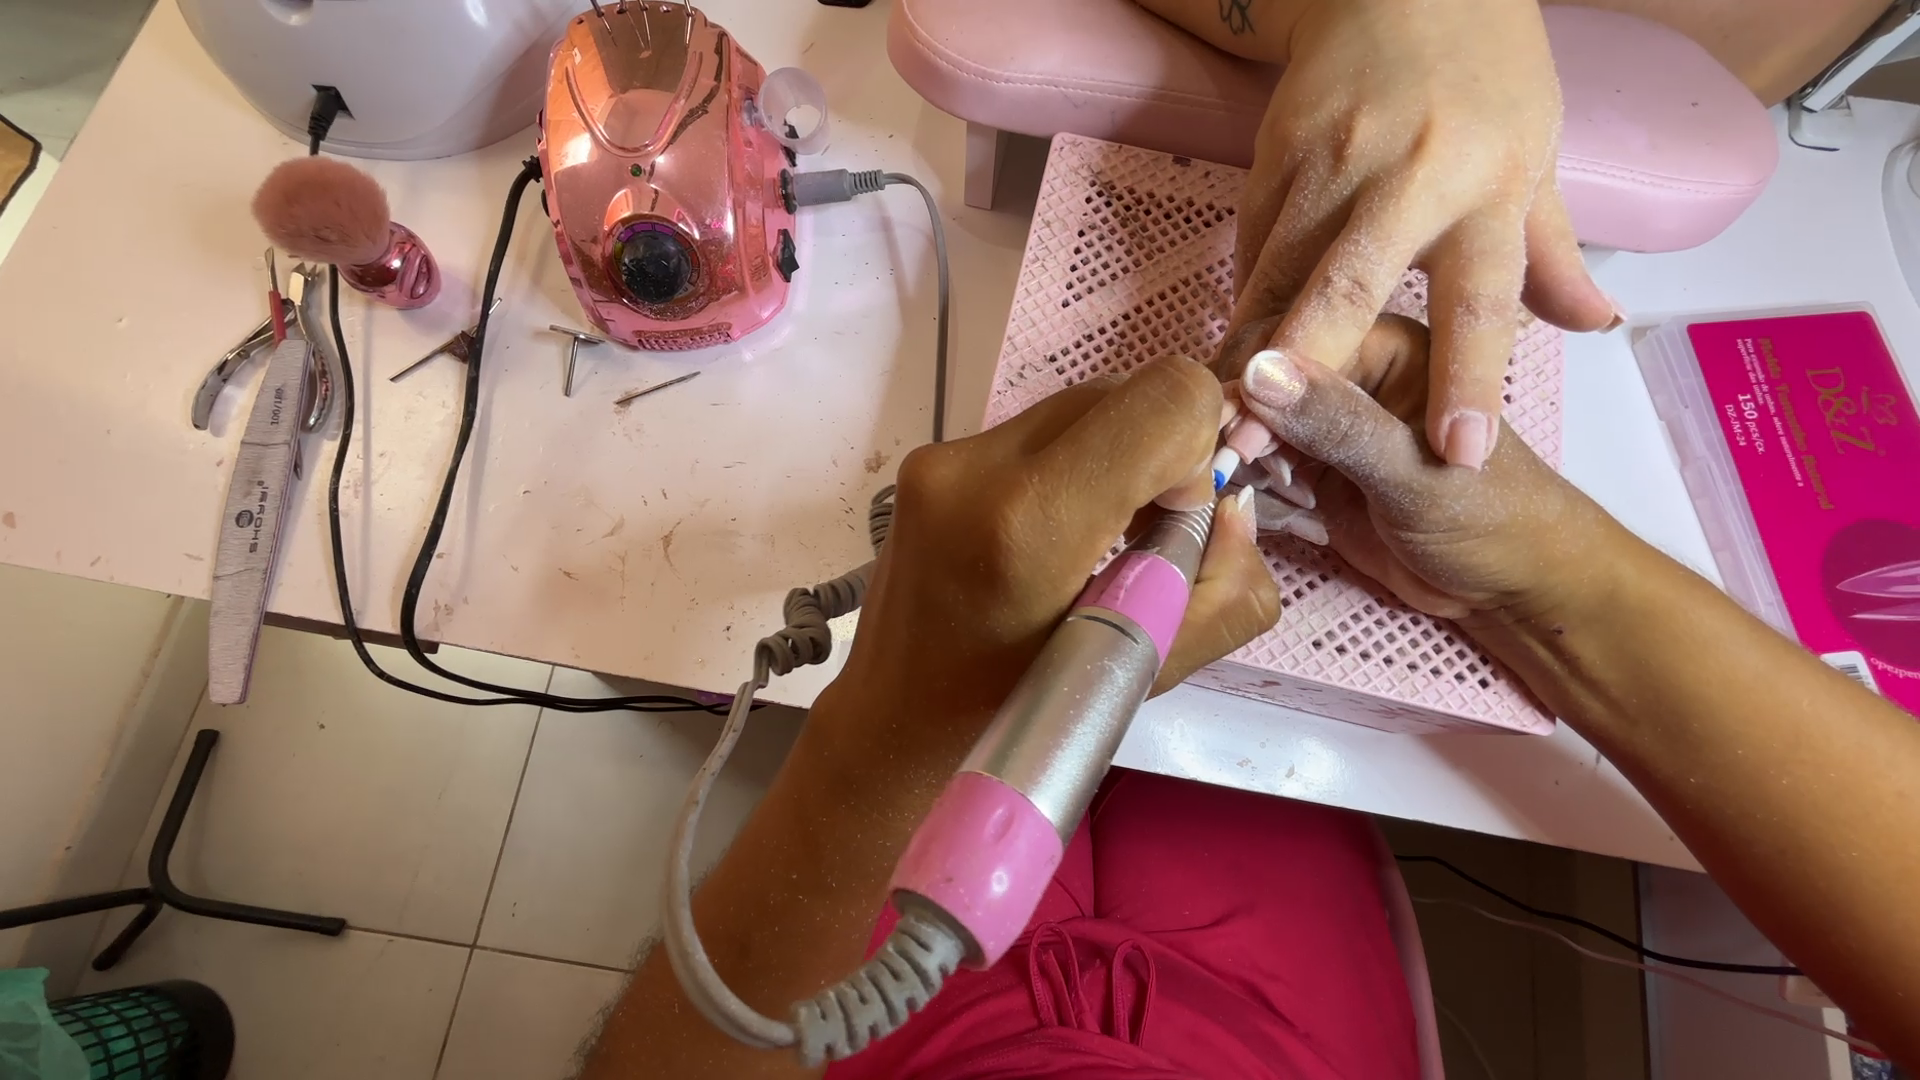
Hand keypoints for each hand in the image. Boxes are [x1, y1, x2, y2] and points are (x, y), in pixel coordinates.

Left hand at [836, 358, 1280, 736]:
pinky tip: (1050, 534)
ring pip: (1080, 407)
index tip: (1174, 518)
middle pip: (1124, 391)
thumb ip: (1224, 585)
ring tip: (1092, 539)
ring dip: (1113, 459)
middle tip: (1142, 534)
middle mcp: (973, 466)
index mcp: (1028, 523)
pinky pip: (1035, 431)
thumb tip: (1231, 500)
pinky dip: (1068, 467)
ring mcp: (940, 457)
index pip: (1167, 397)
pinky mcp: (927, 461)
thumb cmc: (1018, 721)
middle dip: (1159, 454)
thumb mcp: (1146, 672)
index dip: (1198, 449)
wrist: (895, 727)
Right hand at [1228, 315, 1617, 620]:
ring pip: (1250, 424)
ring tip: (1235, 489)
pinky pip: (1257, 462)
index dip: (1248, 387)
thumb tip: (1257, 372)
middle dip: (1235, 425)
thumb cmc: (1487, 521)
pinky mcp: (1309, 466)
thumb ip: (1336, 423)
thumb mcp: (1412, 471)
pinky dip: (1246, 482)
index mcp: (1384, 347)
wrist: (1505, 589)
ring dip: (1237, 457)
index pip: (1290, 343)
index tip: (1224, 438)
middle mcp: (1347, 375)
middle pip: (1258, 381)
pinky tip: (1247, 502)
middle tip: (1224, 469)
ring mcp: (1323, 424)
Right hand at [1229, 0, 1617, 468]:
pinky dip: (1242, 315)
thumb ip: (1552, 253)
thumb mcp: (1537, 153)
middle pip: (1344, 294)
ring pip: (1273, 286)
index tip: (1453, 457)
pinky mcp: (1270, 172)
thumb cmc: (1482, 72)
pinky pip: (1252, 260)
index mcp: (1490, 184)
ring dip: (1244, 360)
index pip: (1482, 299)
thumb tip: (1594, 326)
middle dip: (1302, 376)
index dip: (1468, 380)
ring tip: (1222, 425)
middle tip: (1255, 447)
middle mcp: (1404, 183)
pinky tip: (1228, 360)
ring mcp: (1324, 175)